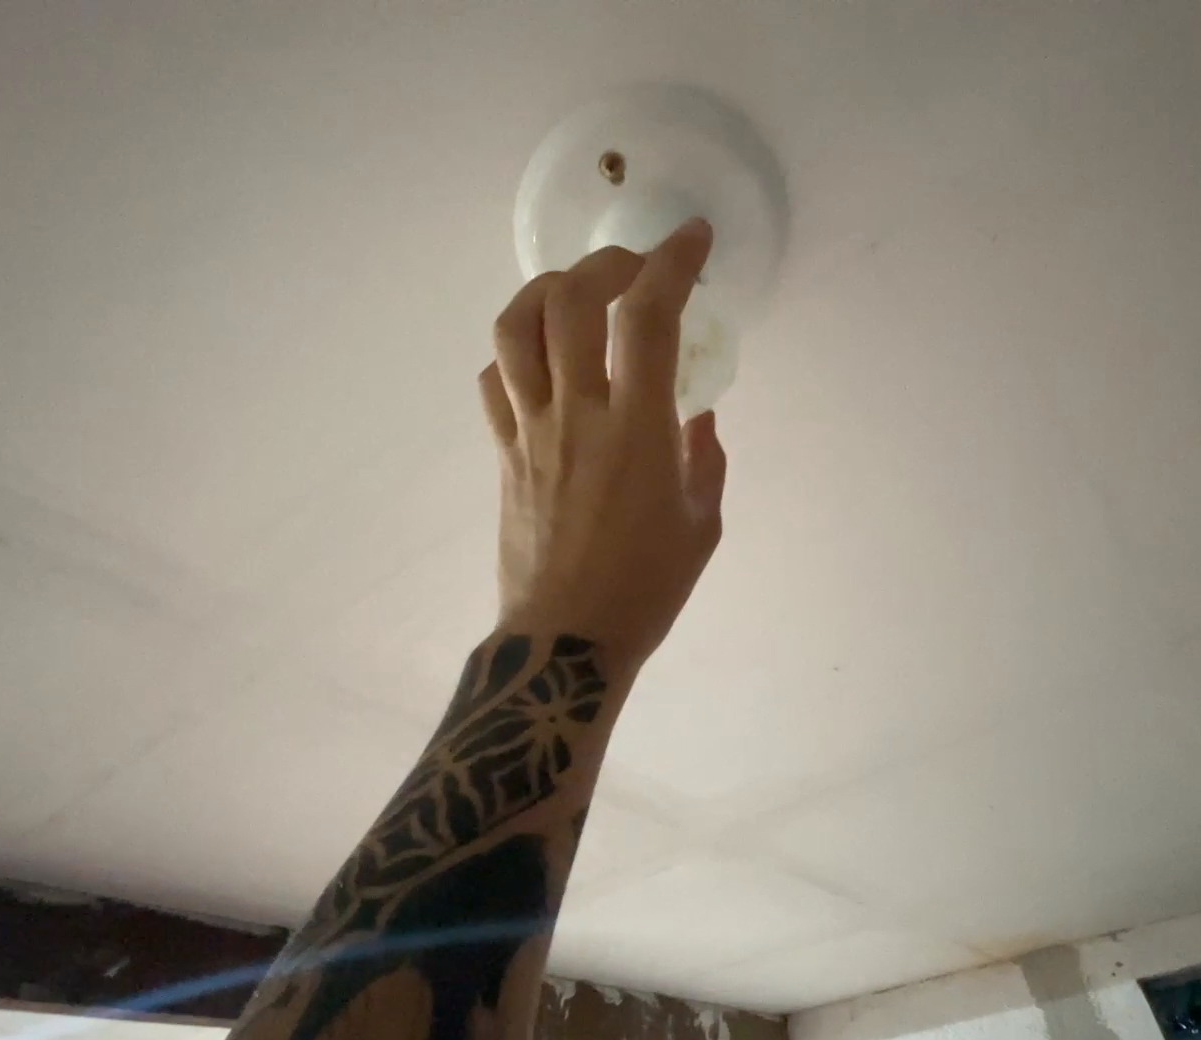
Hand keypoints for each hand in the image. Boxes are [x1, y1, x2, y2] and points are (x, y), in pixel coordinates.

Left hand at [479, 218, 726, 677]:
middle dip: (605, 263)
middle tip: (633, 270)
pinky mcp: (502, 454)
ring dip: (545, 292)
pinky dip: (515, 354)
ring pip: (514, 329)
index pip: (650, 318)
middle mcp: (578, 414)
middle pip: (570, 300)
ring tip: (575, 296)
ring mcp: (530, 431)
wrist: (565, 640)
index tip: (693, 238)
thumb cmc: (645, 589)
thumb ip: (706, 461)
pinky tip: (540, 363)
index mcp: (639, 431)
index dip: (673, 262)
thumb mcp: (702, 526)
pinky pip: (493, 382)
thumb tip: (698, 419)